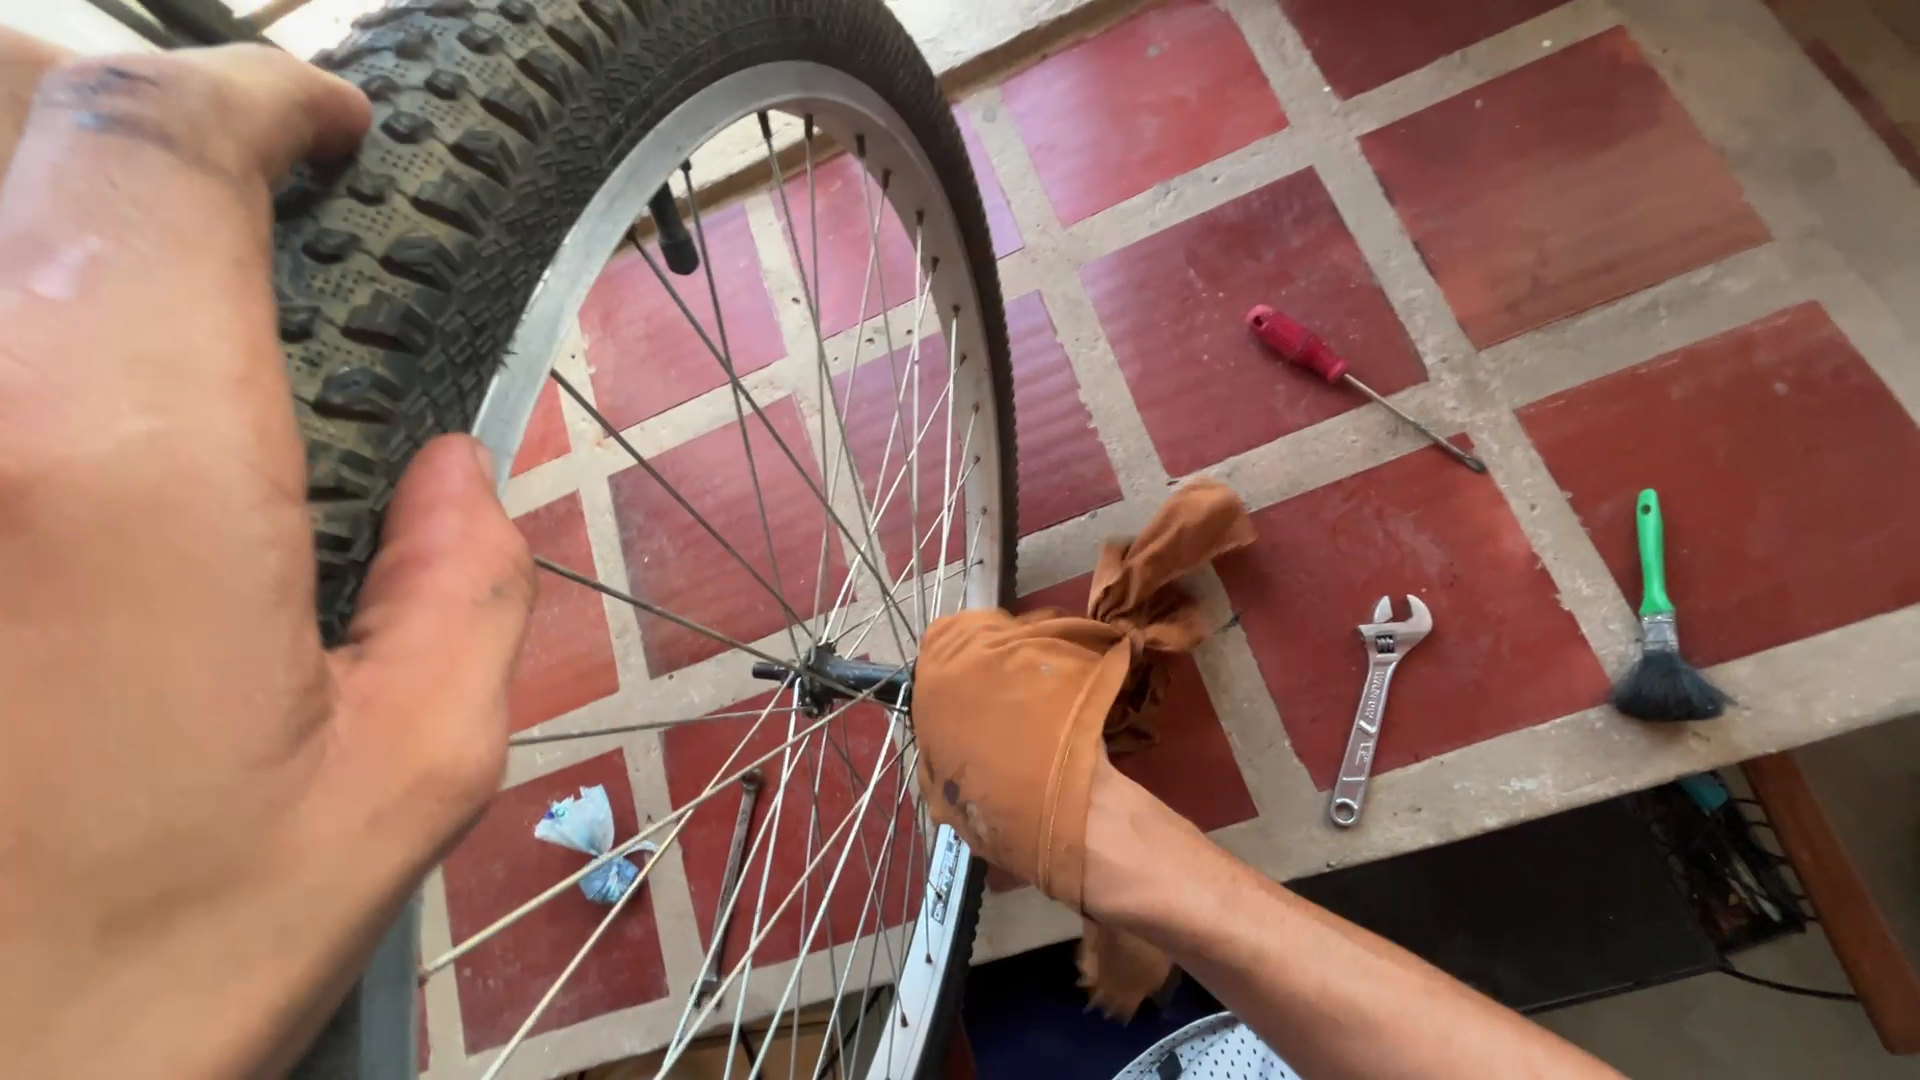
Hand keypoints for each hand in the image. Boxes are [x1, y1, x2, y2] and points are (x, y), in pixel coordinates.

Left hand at [0, 34, 533, 1077]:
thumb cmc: (149, 968)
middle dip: (93, 101)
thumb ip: (468, 596)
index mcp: (109, 473)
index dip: (253, 96)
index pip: (144, 157)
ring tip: (139, 277)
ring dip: (18, 188)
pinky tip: (64, 382)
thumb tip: (457, 475)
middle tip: (226, 193)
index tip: (332, 120)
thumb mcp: (404, 780)